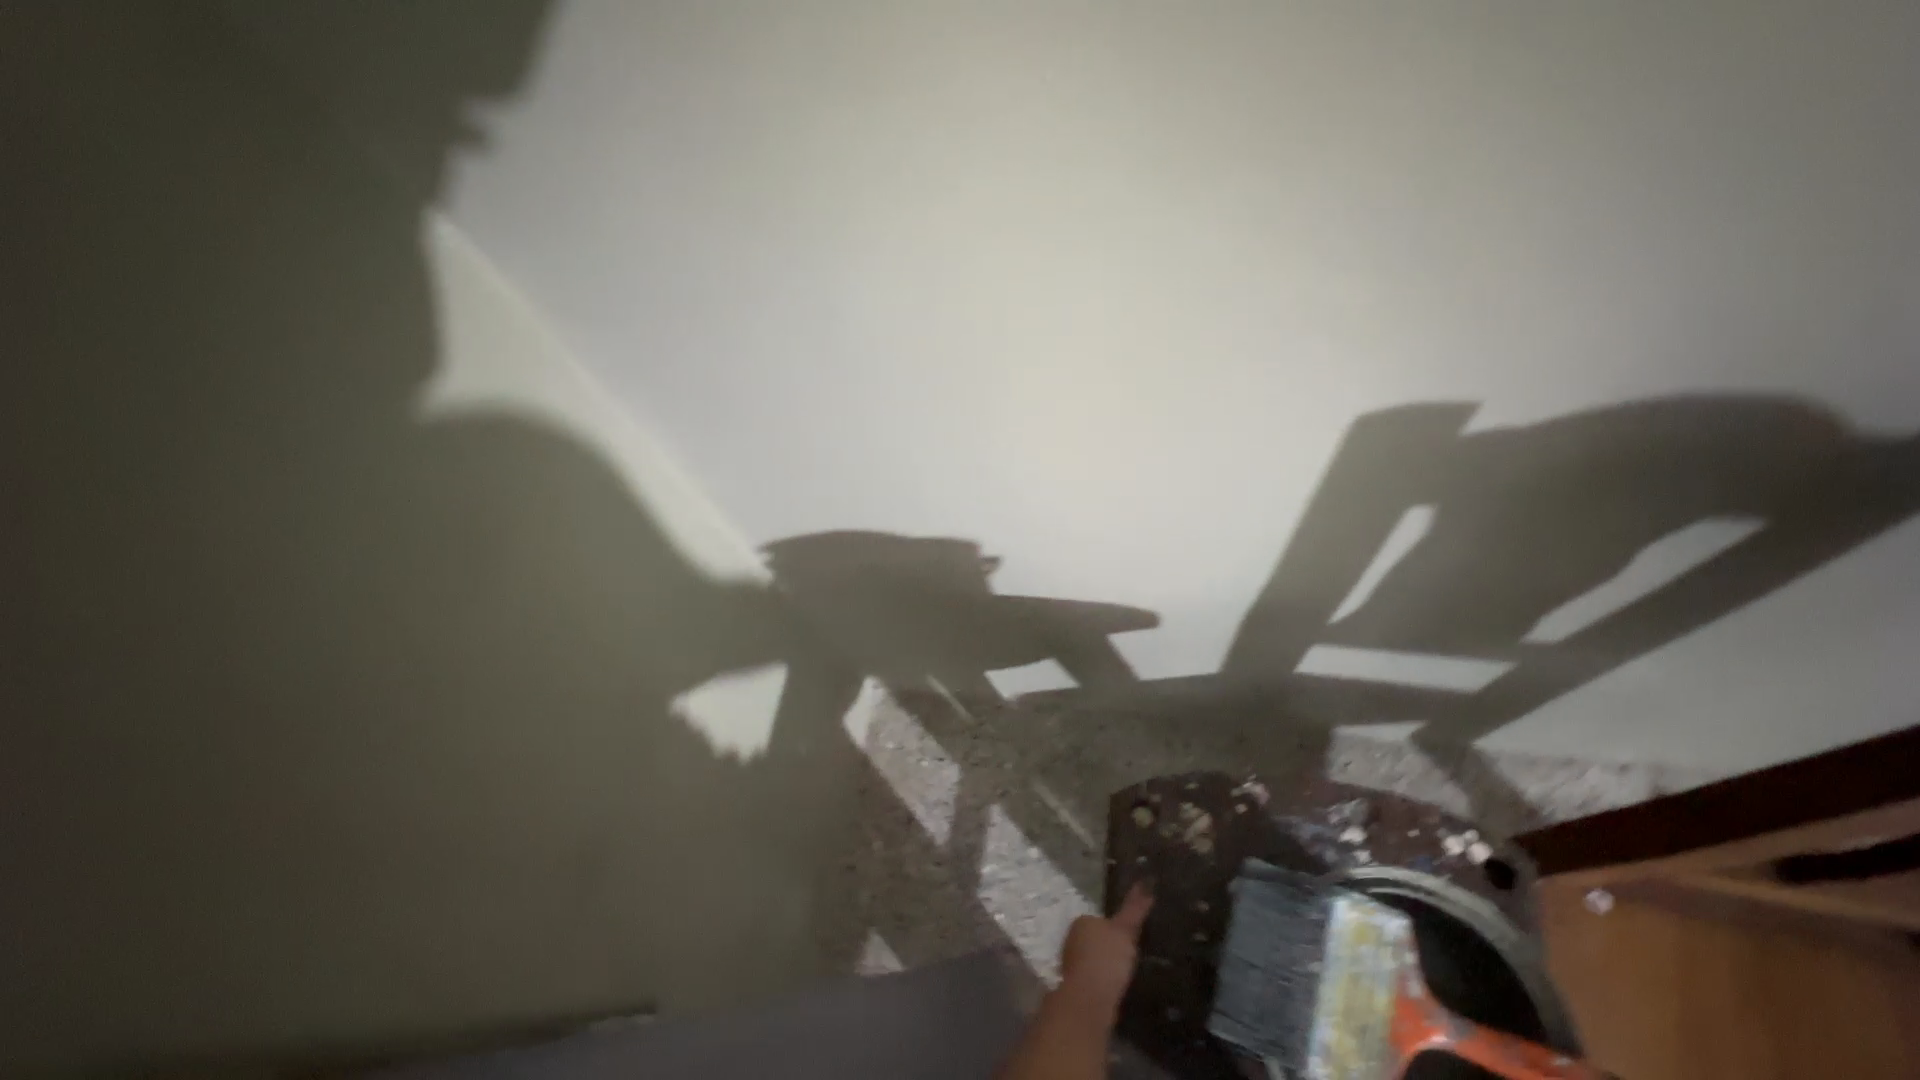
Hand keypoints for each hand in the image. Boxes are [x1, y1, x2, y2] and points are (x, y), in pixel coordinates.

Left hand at [1057, 882, 1152, 1016]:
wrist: (1089, 999)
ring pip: (1092, 961)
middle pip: (1094, 940)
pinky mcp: (1075, 987)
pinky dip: (1103, 983)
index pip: (1099, 919)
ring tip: (1125, 976)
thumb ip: (1134, 908)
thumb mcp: (1125, 930)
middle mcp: (1071, 940)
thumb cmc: (1107, 958)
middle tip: (1130, 958)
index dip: (1115, 928)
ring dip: (1105, 967)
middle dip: (1108, 948)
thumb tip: (1146, 881)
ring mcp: (1070, 964)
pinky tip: (1114, 991)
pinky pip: (1093, 979)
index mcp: (1081, 922)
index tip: (1131, 938)